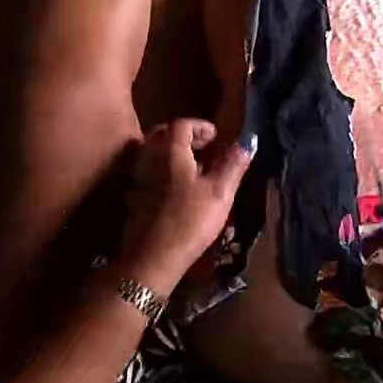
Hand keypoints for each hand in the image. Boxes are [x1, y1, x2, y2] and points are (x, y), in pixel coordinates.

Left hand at [122, 120, 254, 288]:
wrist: (152, 257)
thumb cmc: (189, 221)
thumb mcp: (220, 193)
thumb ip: (233, 164)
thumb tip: (247, 141)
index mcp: (170, 151)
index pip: (181, 125)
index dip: (200, 126)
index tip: (216, 136)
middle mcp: (150, 158)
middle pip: (163, 134)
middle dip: (184, 135)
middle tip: (204, 146)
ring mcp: (139, 177)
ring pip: (153, 152)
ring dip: (173, 151)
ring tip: (195, 166)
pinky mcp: (134, 196)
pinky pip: (149, 170)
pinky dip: (164, 168)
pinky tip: (179, 187)